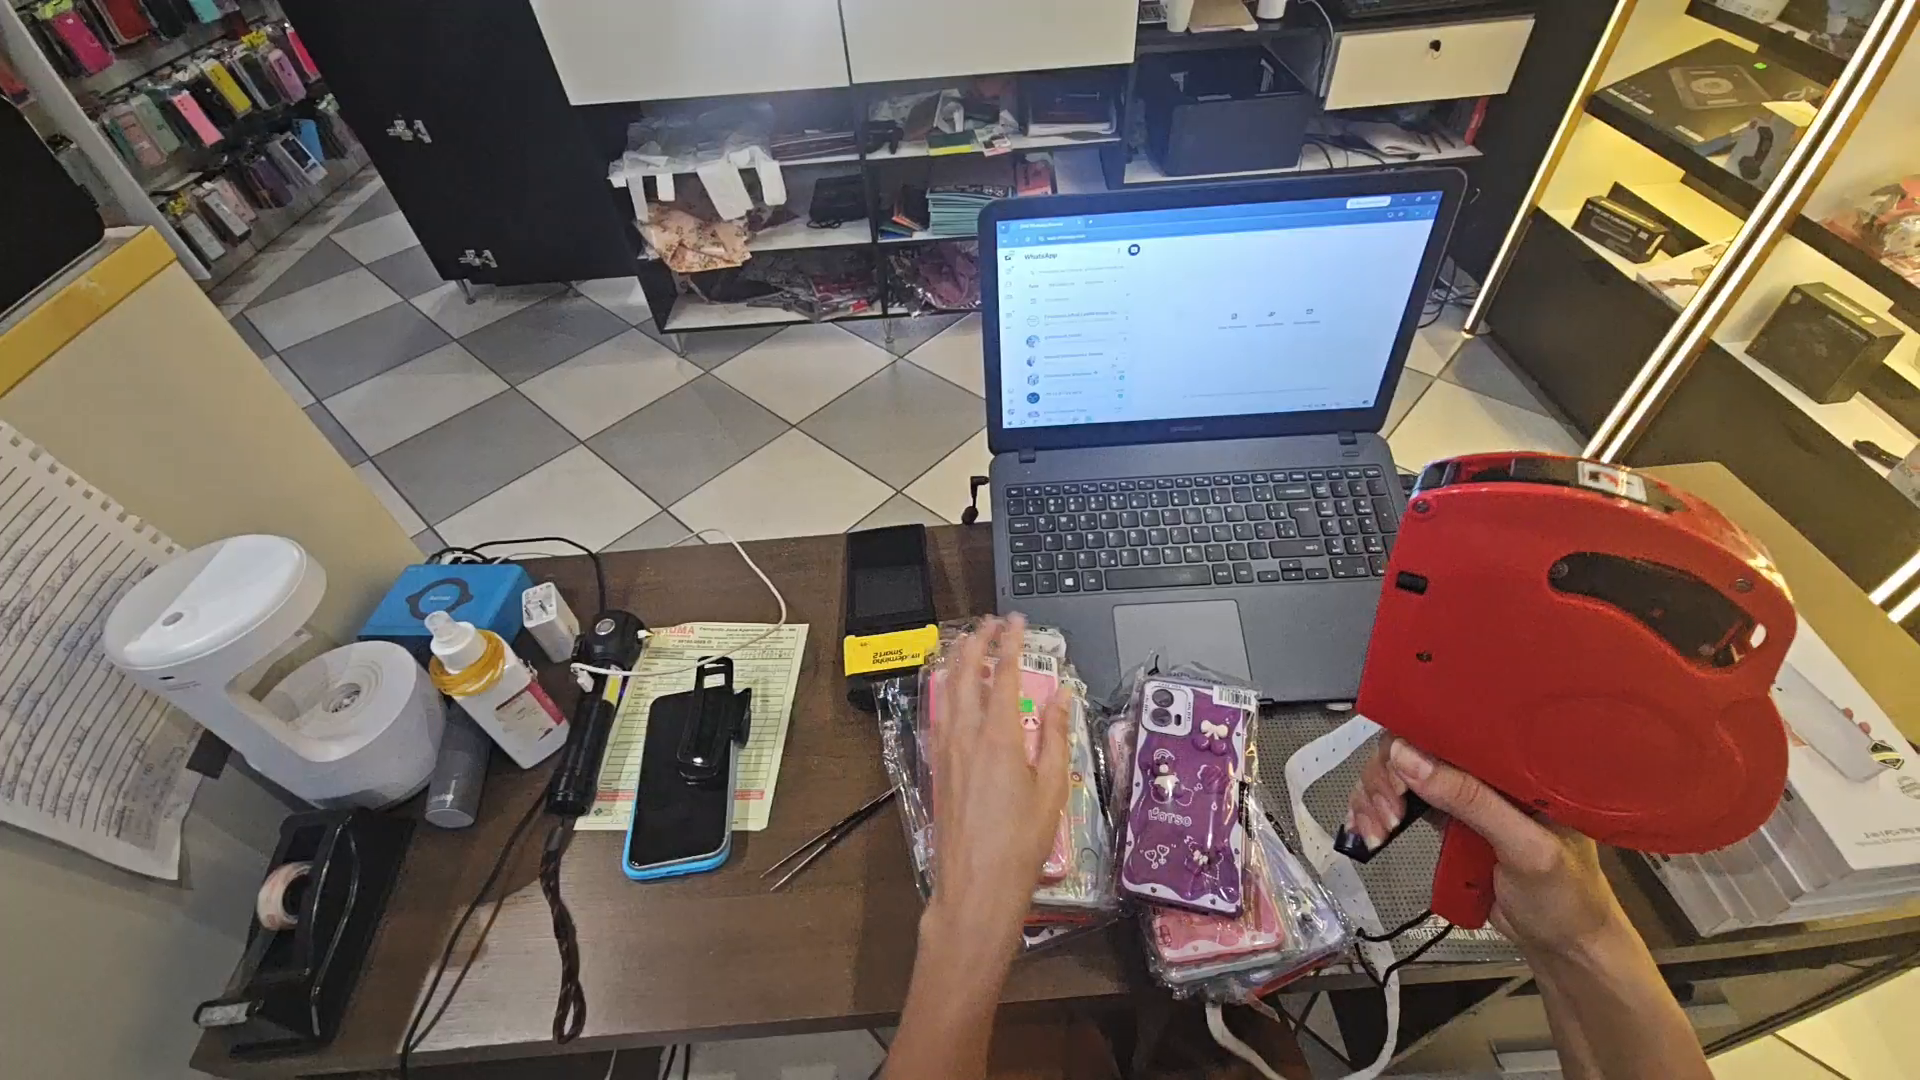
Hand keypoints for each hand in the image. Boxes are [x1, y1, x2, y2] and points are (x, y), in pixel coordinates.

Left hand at [924, 615, 1072, 949]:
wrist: (976, 886)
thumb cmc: (1021, 842)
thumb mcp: (1052, 788)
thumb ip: (1057, 736)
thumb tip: (1063, 696)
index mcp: (1000, 736)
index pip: (1005, 673)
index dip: (1011, 642)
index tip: (1015, 621)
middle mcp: (967, 734)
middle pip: (967, 673)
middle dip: (977, 642)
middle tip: (989, 624)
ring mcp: (946, 749)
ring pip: (947, 690)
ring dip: (957, 661)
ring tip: (967, 643)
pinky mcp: (937, 765)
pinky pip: (939, 713)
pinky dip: (946, 689)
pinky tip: (950, 690)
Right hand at [1349, 737, 1625, 957]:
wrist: (1566, 948)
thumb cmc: (1567, 898)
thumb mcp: (1526, 848)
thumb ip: (1470, 801)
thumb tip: (1403, 755)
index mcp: (1509, 764)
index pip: (1445, 730)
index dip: (1409, 743)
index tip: (1394, 777)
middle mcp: (1478, 770)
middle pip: (1408, 750)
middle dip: (1384, 779)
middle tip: (1386, 817)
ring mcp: (1456, 795)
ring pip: (1392, 775)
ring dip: (1371, 799)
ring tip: (1376, 834)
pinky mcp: (1438, 819)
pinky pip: (1392, 802)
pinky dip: (1369, 814)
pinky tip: (1366, 834)